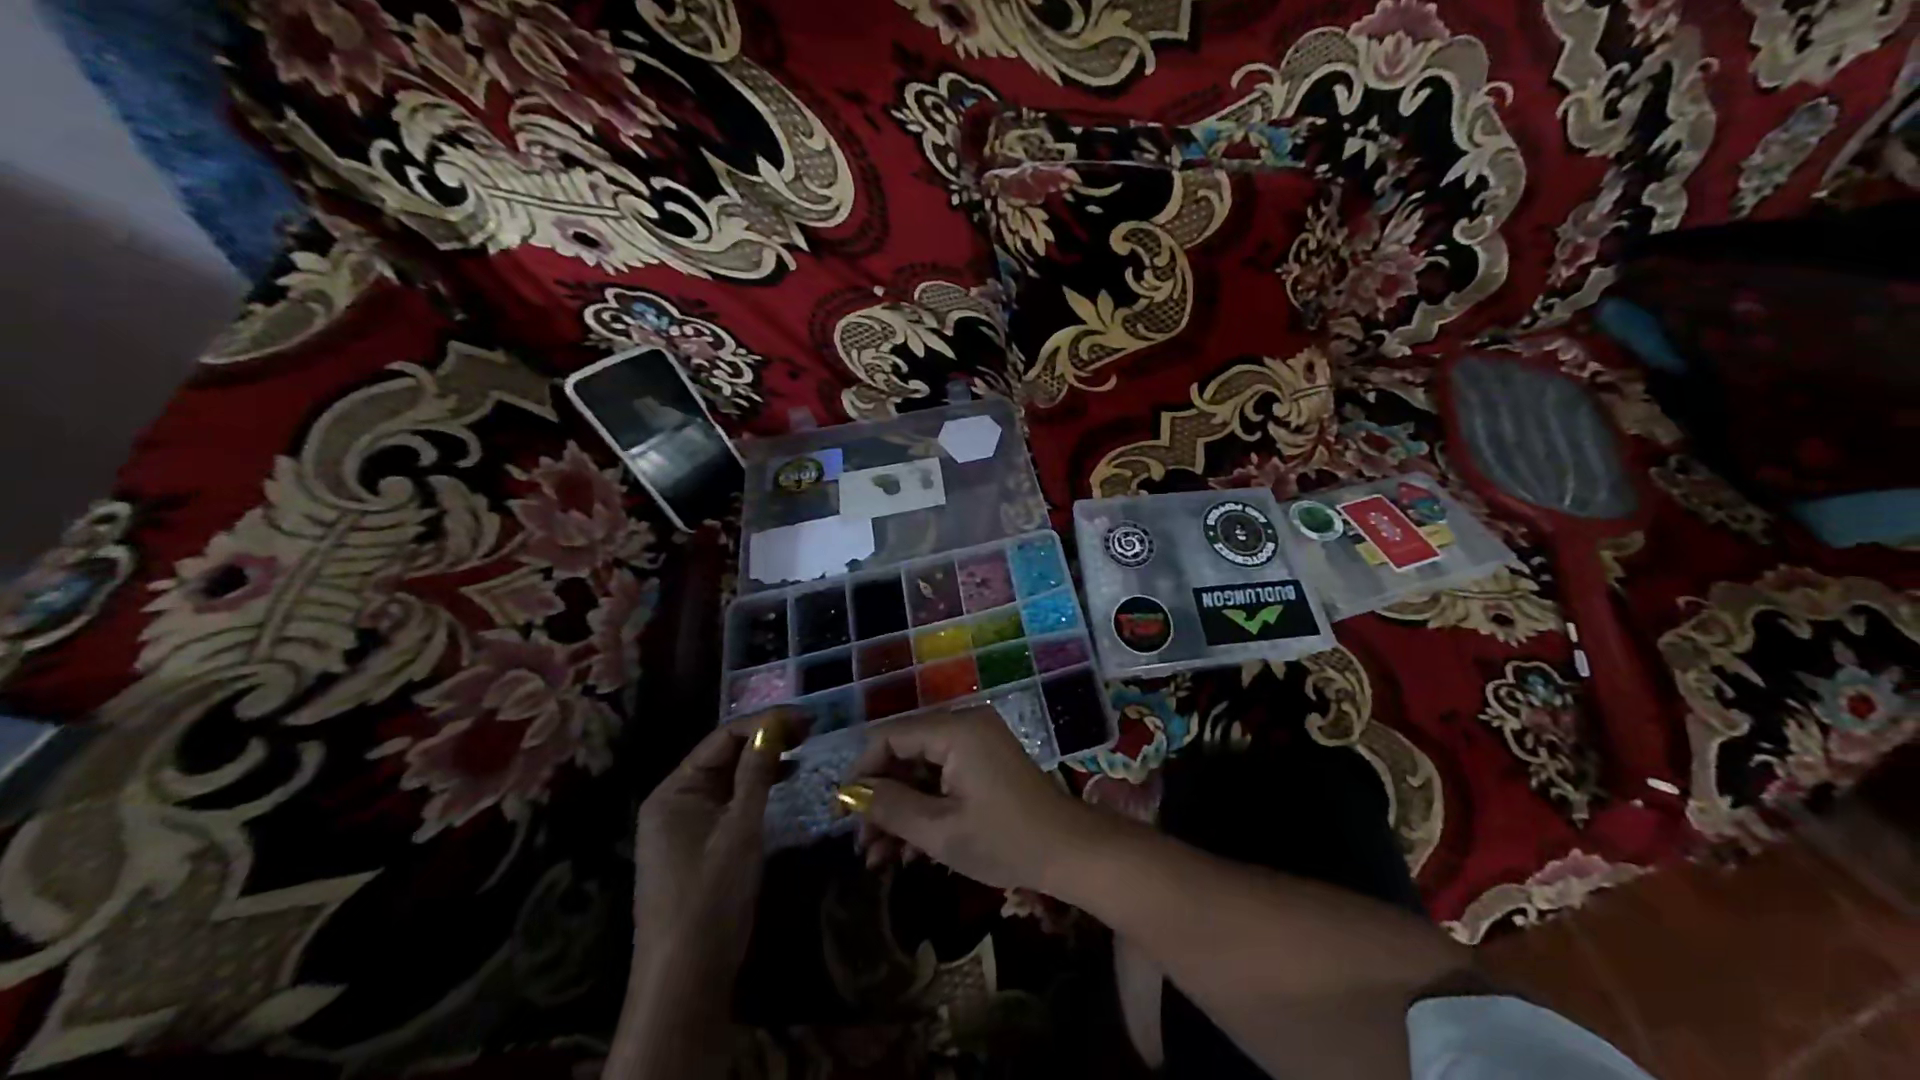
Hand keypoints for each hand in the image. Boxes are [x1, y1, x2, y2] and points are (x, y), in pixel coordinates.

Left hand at [631, 708, 799, 988]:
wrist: (685, 980)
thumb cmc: (710, 898)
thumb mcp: (740, 830)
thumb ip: (756, 774)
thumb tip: (773, 726)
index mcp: (673, 791)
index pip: (721, 739)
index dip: (764, 723)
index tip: (806, 718)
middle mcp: (674, 801)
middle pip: (722, 756)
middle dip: (764, 738)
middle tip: (810, 729)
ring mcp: (685, 825)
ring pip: (728, 779)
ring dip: (762, 761)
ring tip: (802, 748)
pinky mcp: (700, 846)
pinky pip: (729, 803)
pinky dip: (756, 788)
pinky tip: (783, 781)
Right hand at [841, 705, 1103, 891]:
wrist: (1071, 853)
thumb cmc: (1004, 840)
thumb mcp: (939, 830)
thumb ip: (890, 807)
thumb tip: (850, 794)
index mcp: (955, 730)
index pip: (890, 737)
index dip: (862, 773)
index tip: (844, 812)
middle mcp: (965, 726)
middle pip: (904, 754)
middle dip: (880, 800)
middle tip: (862, 844)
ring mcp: (978, 744)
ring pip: (922, 770)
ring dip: (900, 811)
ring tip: (879, 859)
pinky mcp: (986, 764)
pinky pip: (943, 777)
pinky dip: (925, 809)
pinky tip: (908, 851)